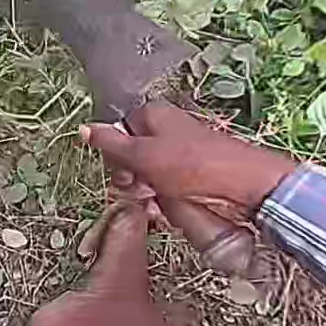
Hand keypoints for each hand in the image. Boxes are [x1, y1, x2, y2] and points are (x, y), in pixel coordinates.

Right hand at [80, 101, 295, 215]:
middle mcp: (164, 131)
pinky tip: (165, 209)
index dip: (114, 154)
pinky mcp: (188, 175)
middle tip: (139, 187)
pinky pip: (162, 187)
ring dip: (143, 192)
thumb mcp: (142, 154)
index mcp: (152, 116)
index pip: (116, 132)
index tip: (123, 170)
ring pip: (143, 175)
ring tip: (156, 201)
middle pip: (128, 156)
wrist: (243, 187)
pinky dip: (160, 199)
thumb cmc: (192, 164)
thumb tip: (83, 127)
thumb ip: (110, 143)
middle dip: (129, 177)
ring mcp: (176, 154)